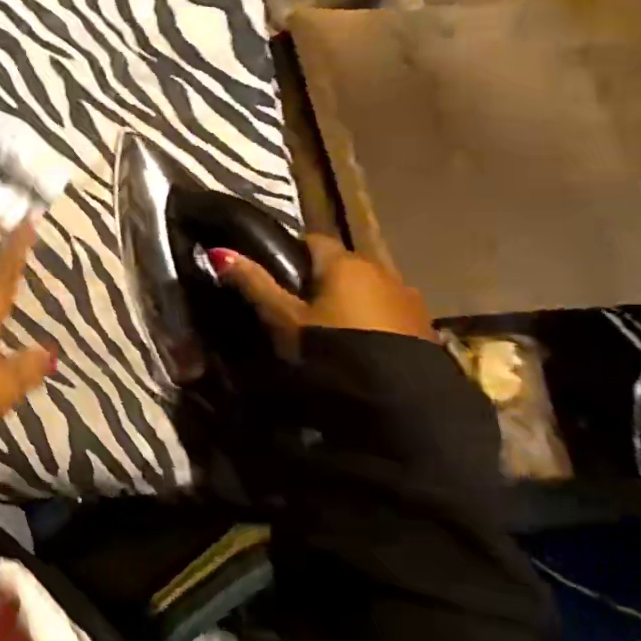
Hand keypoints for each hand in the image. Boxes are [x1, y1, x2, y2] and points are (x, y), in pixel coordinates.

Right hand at [208, 233, 432, 358]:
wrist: (400, 400)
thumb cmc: (332, 349)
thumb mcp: (283, 318)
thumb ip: (254, 283)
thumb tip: (218, 250)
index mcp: (345, 262)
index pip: (311, 240)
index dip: (288, 252)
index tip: (271, 272)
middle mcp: (381, 269)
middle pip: (340, 264)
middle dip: (318, 278)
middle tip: (291, 305)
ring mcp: (407, 297)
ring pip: (364, 288)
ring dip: (346, 299)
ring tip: (323, 327)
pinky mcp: (422, 326)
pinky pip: (385, 311)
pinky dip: (367, 319)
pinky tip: (354, 343)